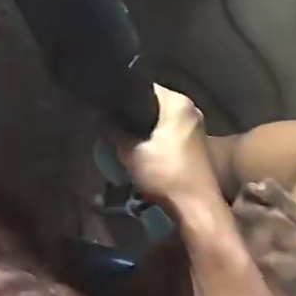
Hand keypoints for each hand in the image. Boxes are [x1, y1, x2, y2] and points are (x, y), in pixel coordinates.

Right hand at [117, 86, 223, 218]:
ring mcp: (197, 127)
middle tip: (114, 124)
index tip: (110, 107)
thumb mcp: (131, 152)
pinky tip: (144, 150)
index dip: (125, 96)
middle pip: (155, 104)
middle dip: (135, 114)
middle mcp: (191, 109)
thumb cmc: (165, 173)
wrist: (196, 208)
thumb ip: (114, 132)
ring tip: (125, 138)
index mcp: (178, 102)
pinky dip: (158, 139)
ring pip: (163, 120)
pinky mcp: (197, 145)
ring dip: (147, 129)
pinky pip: (171, 132)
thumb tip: (98, 118)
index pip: (146, 87)